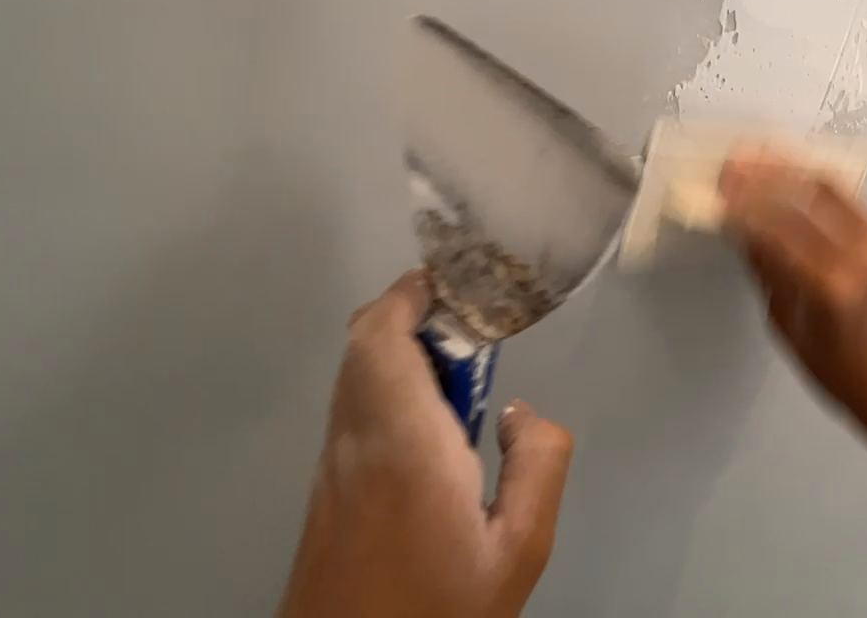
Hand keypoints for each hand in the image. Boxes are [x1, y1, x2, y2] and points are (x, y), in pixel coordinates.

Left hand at [278, 271, 573, 617]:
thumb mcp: (520, 547)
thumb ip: (540, 463)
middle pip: (361, 345)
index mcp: (402, 445)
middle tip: (474, 321)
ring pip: (354, 375)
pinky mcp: (326, 494)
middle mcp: (354, 445)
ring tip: (465, 365)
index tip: (458, 281)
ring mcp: (331, 470)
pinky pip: (355, 409)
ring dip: (401, 348)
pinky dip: (390, 384)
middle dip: (412, 312)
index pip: (380, 338)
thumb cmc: (439, 614)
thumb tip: (518, 413)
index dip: (410, 294)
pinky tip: (438, 420)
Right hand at [719, 151, 866, 431]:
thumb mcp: (785, 322)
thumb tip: (738, 224)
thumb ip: (766, 267)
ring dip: (791, 168)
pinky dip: (818, 185)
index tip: (719, 190)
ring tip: (758, 156)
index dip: (745, 206)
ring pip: (832, 188)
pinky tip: (792, 175)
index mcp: (832, 287)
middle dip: (766, 174)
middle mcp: (865, 256)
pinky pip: (852, 200)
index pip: (779, 230)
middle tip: (734, 163)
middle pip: (808, 195)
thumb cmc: (836, 368)